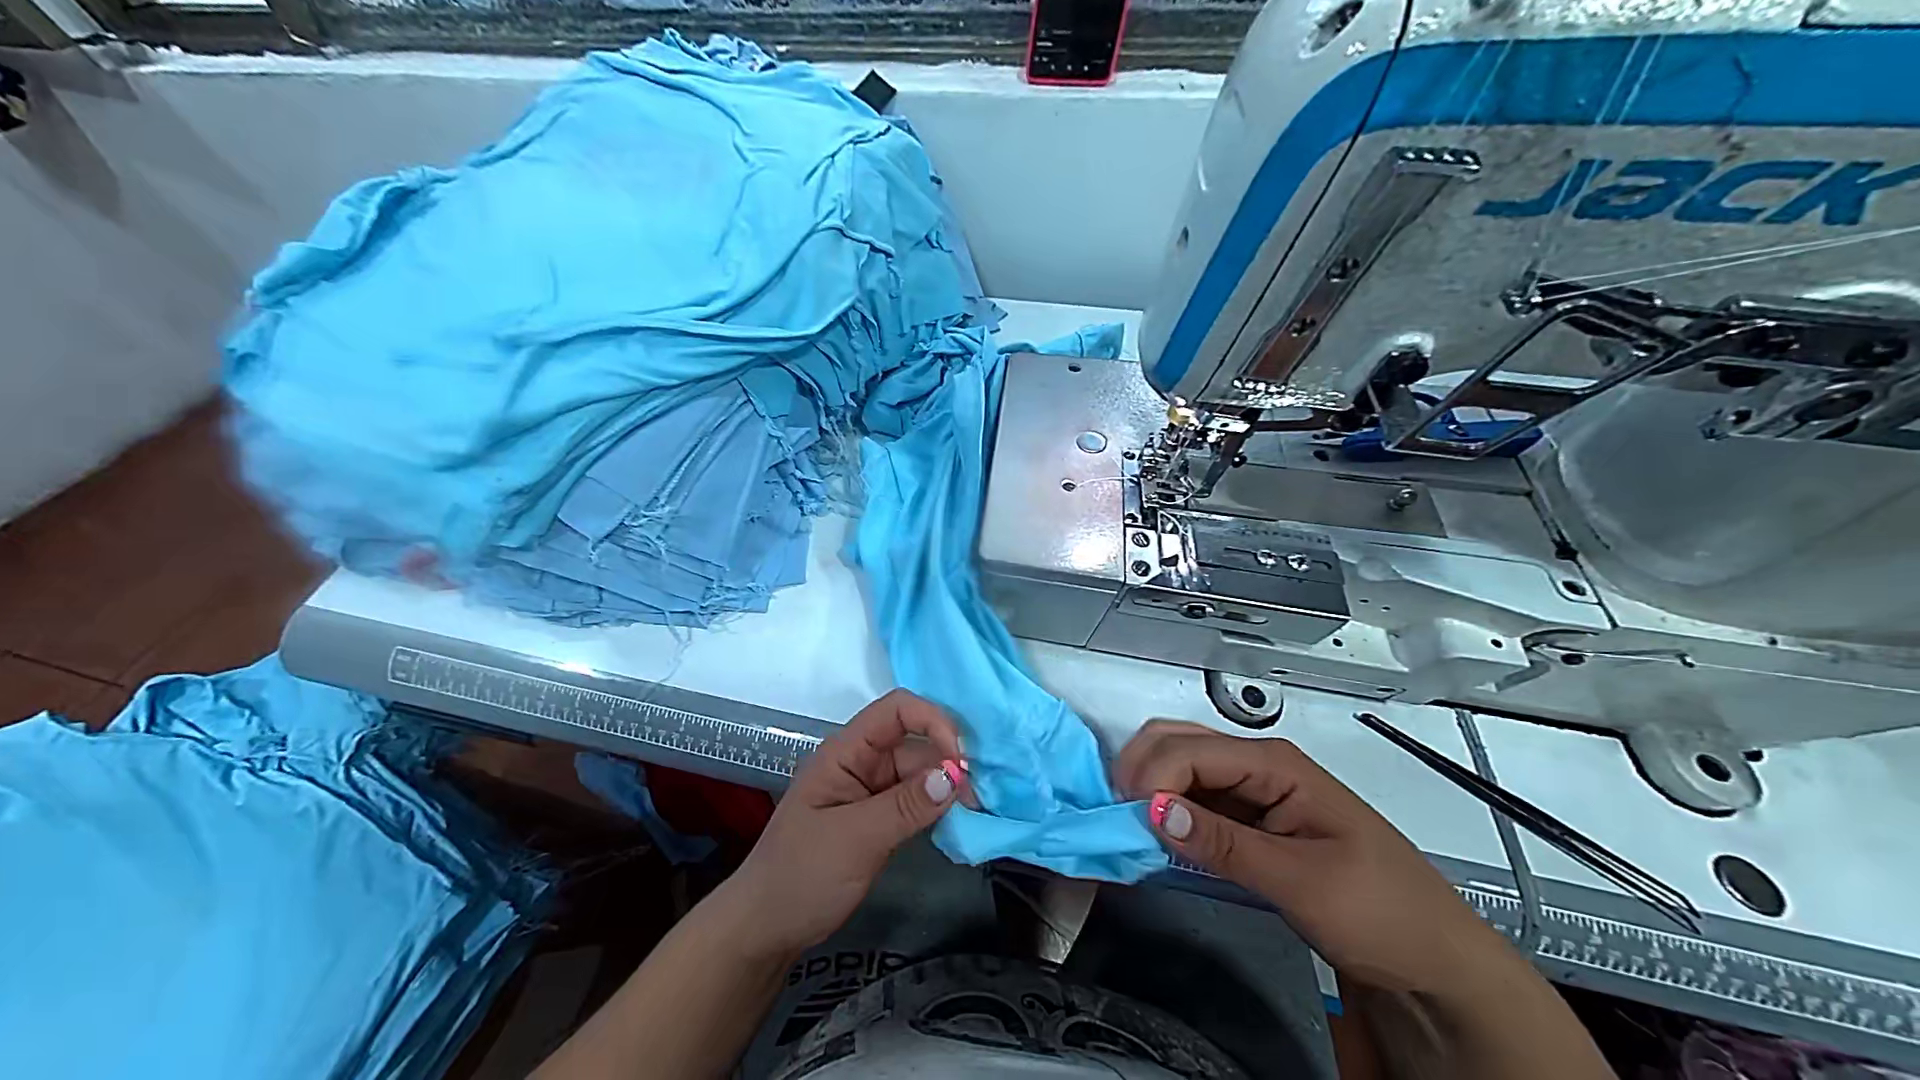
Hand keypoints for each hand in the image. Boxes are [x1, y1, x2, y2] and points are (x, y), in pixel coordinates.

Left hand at [718, 690, 966, 957]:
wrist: (765, 930)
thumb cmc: (801, 876)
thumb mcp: (854, 839)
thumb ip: (905, 806)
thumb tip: (954, 776)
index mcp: (845, 752)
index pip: (896, 711)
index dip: (933, 721)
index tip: (960, 760)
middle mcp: (861, 763)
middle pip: (914, 742)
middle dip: (948, 761)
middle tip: (977, 798)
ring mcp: (870, 791)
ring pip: (919, 772)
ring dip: (946, 786)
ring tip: (974, 811)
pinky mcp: (878, 819)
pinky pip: (915, 800)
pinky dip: (937, 806)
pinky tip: (956, 820)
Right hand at [1113, 721, 1518, 997]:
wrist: (1433, 966)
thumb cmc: (1385, 914)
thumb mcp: (1304, 881)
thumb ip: (1225, 844)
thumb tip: (1154, 810)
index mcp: (1275, 762)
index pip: (1190, 750)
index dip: (1152, 778)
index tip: (1128, 821)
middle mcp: (1259, 764)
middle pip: (1177, 742)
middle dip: (1139, 770)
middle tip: (1117, 818)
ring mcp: (1252, 790)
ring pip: (1179, 767)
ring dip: (1148, 788)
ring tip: (1129, 827)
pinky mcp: (1247, 820)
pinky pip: (1192, 800)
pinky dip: (1165, 810)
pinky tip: (1155, 834)